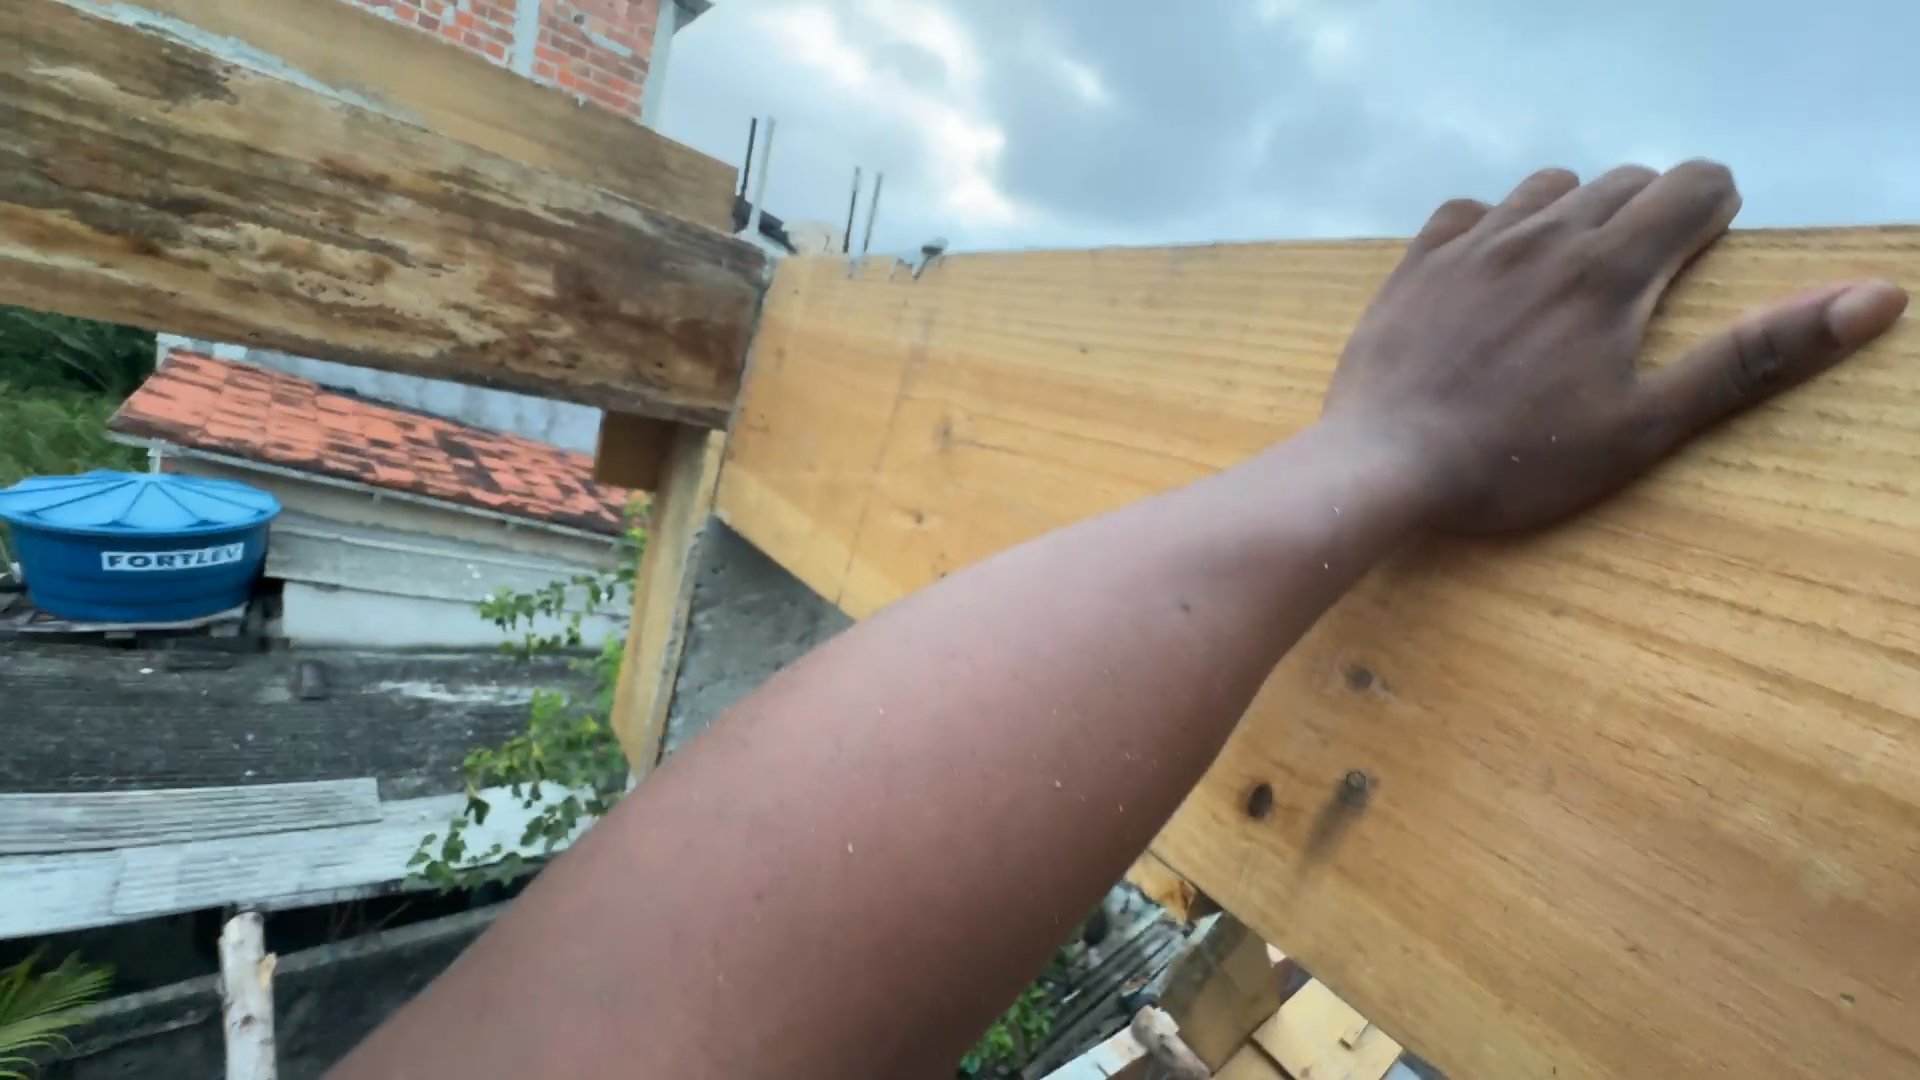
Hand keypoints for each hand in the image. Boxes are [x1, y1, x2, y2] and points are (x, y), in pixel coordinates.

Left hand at [1323, 161, 1907, 533]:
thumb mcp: (1642, 426)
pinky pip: (1458, 214)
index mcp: (1606, 270)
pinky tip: (1482, 267)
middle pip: (1618, 184)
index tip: (1696, 253)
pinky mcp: (1407, 271)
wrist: (1379, 464)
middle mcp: (1536, 239)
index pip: (1693, 186)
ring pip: (1539, 190)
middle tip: (1627, 281)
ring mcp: (1464, 251)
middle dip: (1643, 214)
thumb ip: (1748, 359)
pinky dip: (1484, 225)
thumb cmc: (1509, 460)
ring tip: (1557, 272)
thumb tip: (1876, 297)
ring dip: (1567, 213)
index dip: (1709, 211)